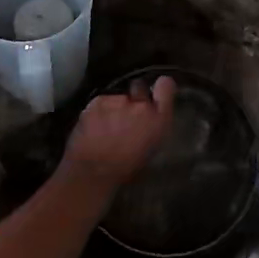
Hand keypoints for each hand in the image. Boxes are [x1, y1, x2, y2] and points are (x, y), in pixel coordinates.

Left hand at [61, 75, 175, 187]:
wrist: (92, 172)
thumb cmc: (126, 168)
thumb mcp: (151, 147)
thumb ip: (154, 125)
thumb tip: (152, 115)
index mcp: (159, 119)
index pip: (166, 85)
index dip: (160, 86)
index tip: (156, 92)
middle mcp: (141, 105)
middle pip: (139, 86)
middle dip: (135, 96)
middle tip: (126, 112)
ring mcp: (118, 100)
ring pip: (118, 97)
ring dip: (114, 107)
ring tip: (106, 126)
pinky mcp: (97, 101)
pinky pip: (101, 102)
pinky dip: (98, 111)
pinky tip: (94, 127)